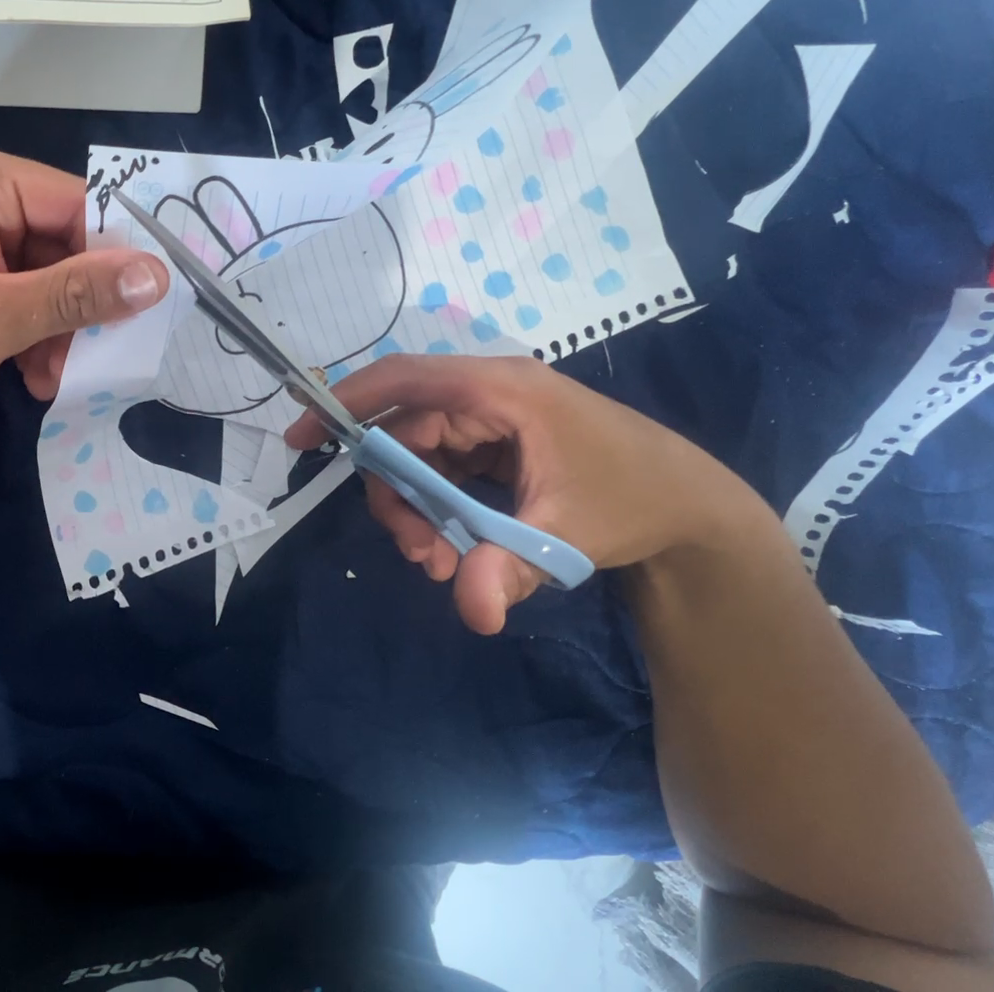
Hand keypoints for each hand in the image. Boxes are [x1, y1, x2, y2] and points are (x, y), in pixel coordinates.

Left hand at [0, 141, 167, 427]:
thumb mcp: (0, 318)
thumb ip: (79, 293)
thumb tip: (158, 276)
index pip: (78, 204)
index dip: (111, 260)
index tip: (135, 315)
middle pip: (60, 241)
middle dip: (75, 307)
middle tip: (88, 361)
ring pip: (40, 271)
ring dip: (53, 328)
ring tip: (52, 378)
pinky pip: (12, 284)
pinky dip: (25, 327)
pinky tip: (30, 372)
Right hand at [286, 354, 764, 633]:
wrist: (690, 510)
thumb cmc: (634, 501)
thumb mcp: (568, 535)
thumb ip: (511, 569)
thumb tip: (471, 614)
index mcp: (502, 391)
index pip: (404, 380)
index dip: (346, 402)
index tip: (302, 439)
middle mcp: (487, 396)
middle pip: (402, 432)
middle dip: (395, 495)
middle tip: (414, 552)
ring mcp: (489, 421)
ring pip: (415, 456)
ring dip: (414, 510)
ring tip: (440, 562)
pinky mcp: (492, 445)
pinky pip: (438, 470)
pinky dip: (434, 509)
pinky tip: (453, 549)